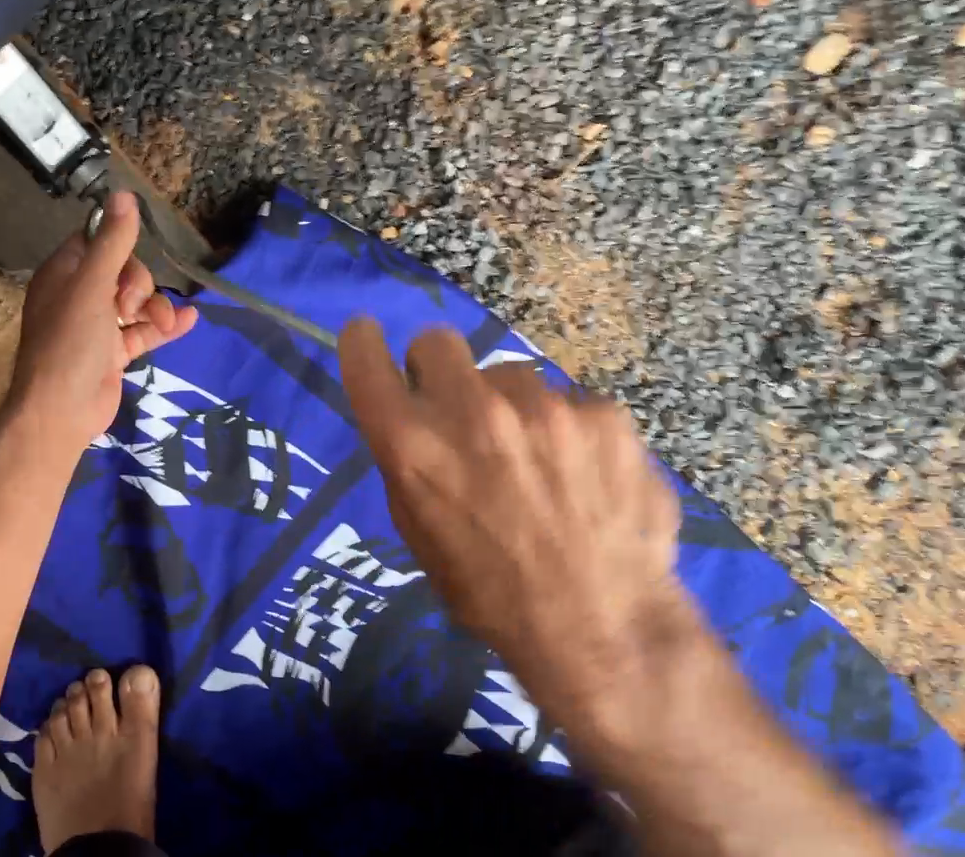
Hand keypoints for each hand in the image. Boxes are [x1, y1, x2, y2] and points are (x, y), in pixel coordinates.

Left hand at [9, 191, 198, 450]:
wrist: (60, 411)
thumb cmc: (69, 342)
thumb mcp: (92, 286)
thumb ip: (112, 242)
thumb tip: (123, 193)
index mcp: (63, 274)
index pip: (95, 241)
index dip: (118, 245)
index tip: (131, 255)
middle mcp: (77, 295)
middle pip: (123, 270)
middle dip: (139, 284)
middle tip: (129, 305)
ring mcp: (95, 326)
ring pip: (136, 302)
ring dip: (156, 307)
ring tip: (164, 323)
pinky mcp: (112, 353)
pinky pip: (143, 330)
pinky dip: (164, 326)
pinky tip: (189, 321)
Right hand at [337, 320, 692, 735]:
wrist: (600, 627)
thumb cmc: (486, 589)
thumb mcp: (415, 527)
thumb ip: (406, 458)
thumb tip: (412, 415)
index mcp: (411, 444)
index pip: (364, 357)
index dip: (362, 342)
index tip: (367, 337)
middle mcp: (469, 410)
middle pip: (436, 341)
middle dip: (439, 368)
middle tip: (459, 410)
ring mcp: (542, 408)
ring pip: (509, 375)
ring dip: (510, 406)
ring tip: (535, 460)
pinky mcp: (602, 414)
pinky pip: (569, 402)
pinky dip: (569, 430)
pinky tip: (583, 475)